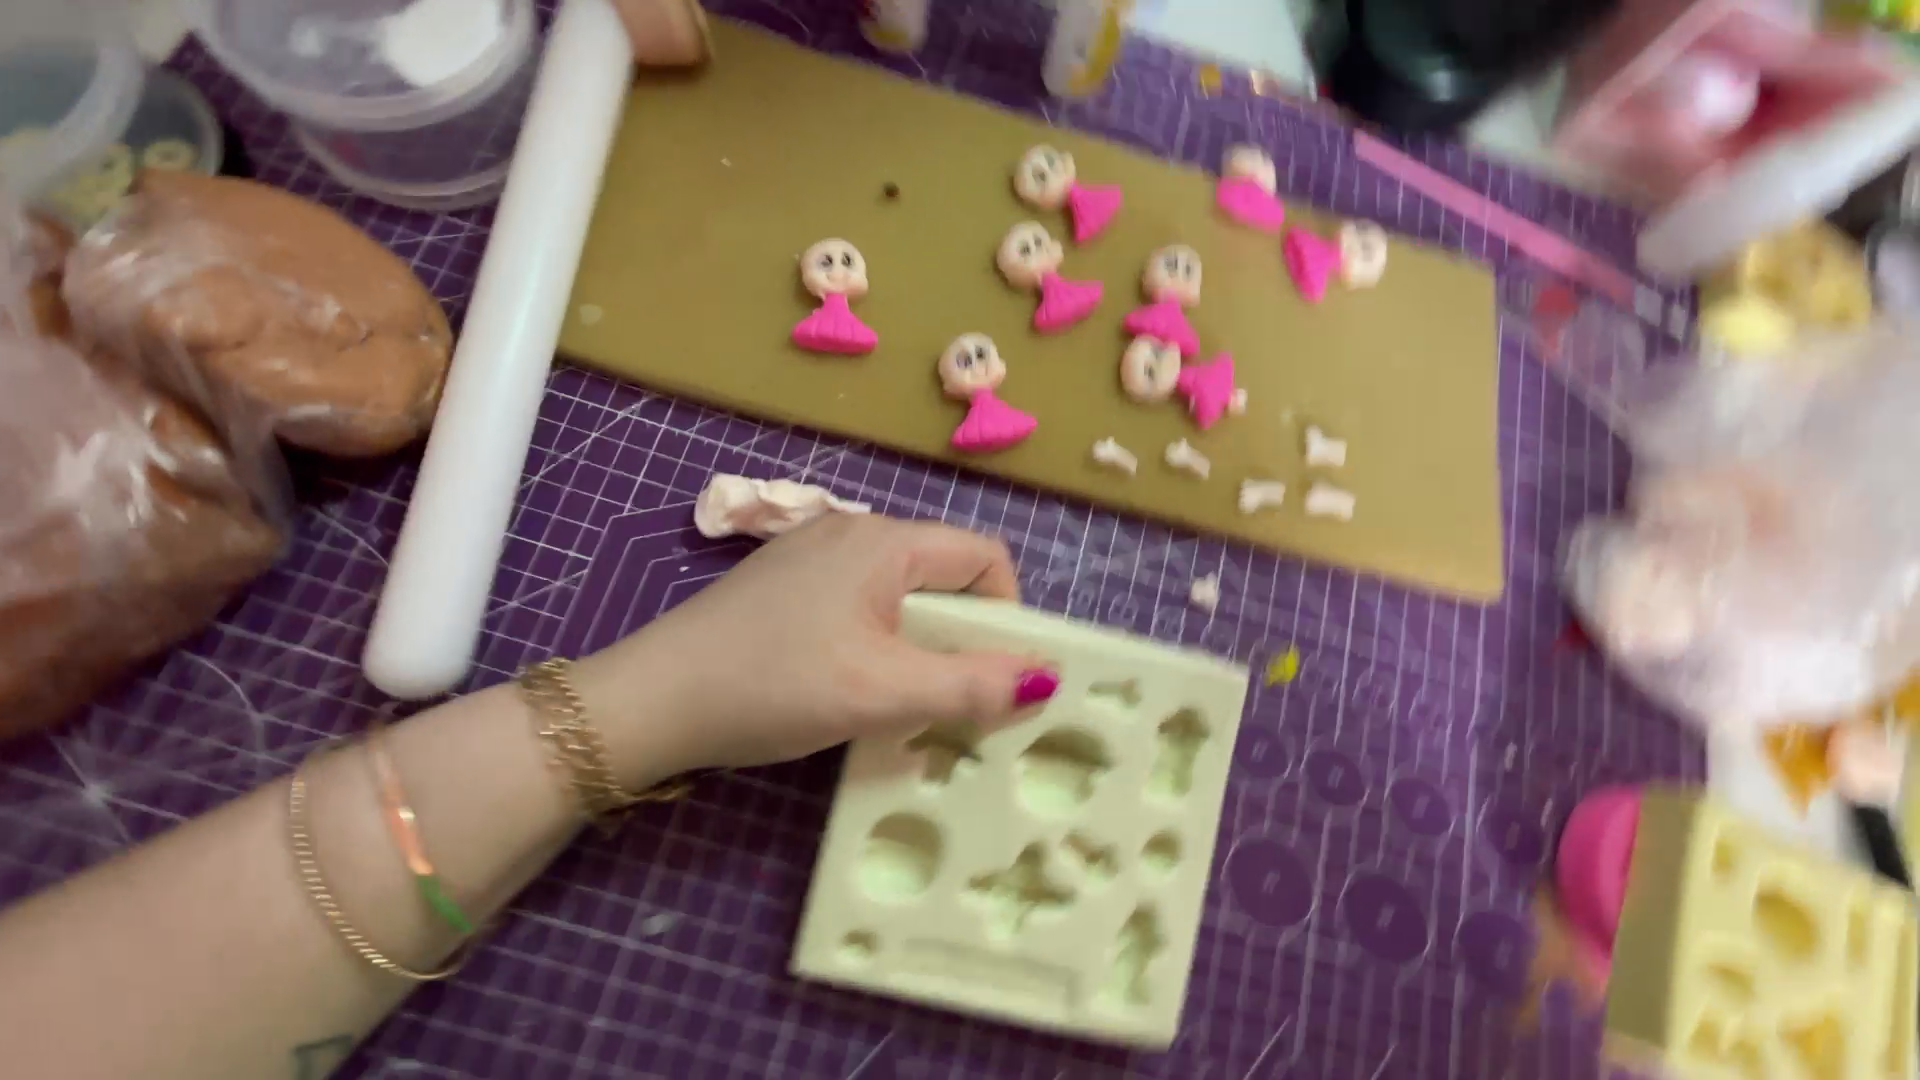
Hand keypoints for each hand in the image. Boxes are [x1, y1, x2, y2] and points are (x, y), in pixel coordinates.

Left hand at [571, 515, 1058, 783]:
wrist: (650, 701)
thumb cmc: (774, 686)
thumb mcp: (881, 692)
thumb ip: (970, 685)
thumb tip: (1045, 676)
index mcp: (883, 542)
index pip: (984, 556)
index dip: (1007, 613)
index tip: (994, 673)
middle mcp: (852, 532)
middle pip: (943, 574)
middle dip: (962, 636)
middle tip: (949, 697)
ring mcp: (813, 556)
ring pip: (902, 595)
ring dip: (920, 645)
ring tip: (900, 699)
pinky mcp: (786, 586)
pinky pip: (861, 604)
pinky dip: (879, 642)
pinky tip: (849, 684)